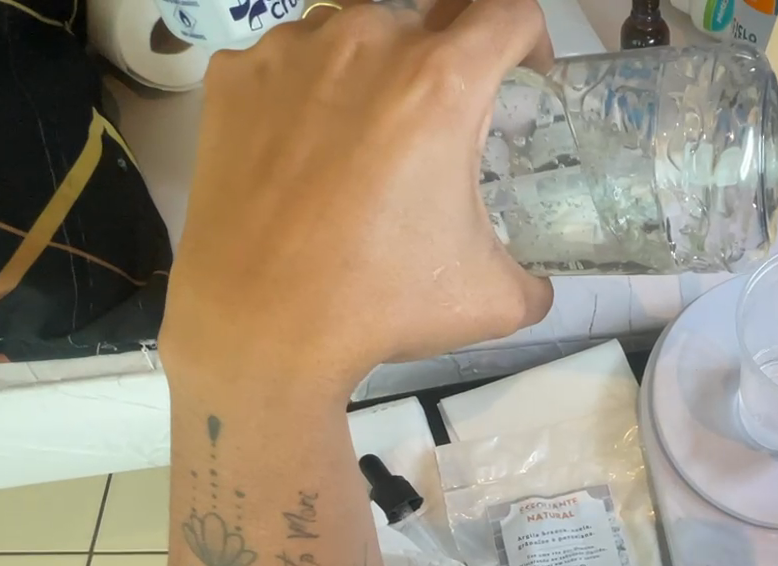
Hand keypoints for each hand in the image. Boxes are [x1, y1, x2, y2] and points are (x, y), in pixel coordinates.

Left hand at [158, 0, 554, 399]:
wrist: (264, 322)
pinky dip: (318, 93)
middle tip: (452, 121)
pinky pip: (295, 60)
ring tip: (378, 140)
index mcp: (441, 86)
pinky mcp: (236, 75)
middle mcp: (367, 41)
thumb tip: (541, 284)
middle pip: (432, 13)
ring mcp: (291, 50)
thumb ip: (535, 280)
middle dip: (457, 57)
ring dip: (385, 70)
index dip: (531, 38)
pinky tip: (315, 156)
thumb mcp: (494, 302)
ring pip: (359, 30)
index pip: (507, 10)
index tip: (527, 77)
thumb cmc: (387, 304)